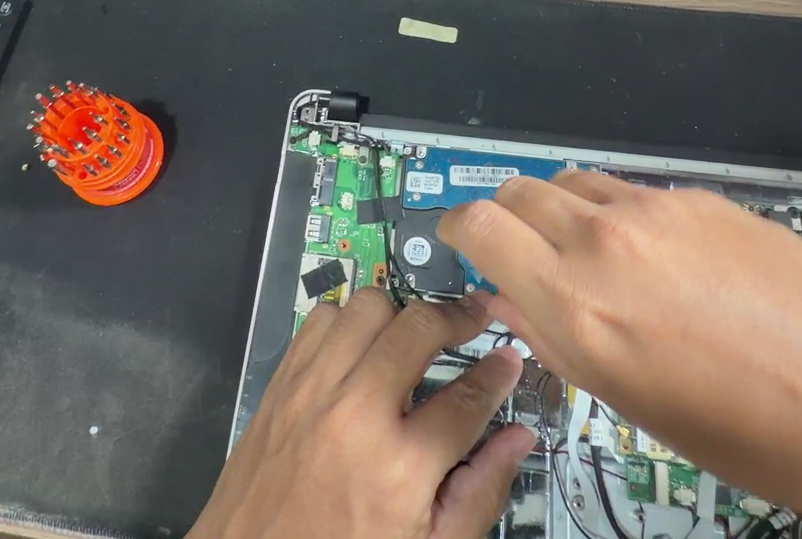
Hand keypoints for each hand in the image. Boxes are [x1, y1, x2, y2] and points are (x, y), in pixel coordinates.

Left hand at [189, 288, 538, 538]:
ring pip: (368, 306)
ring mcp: (312, 389)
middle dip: (457, 317)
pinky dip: (348, 320)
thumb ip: (478, 494)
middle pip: (418, 328)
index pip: (466, 398)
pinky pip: (320, 318)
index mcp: (398, 468)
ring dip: (399, 313)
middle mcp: (355, 413)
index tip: (509, 357)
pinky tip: (361, 345)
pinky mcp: (282, 381)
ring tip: (413, 333)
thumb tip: (519, 438)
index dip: (497, 373)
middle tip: (473, 320)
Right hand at [435, 171, 801, 533]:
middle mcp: (604, 241)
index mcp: (577, 304)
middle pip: (517, 189)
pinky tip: (655, 255)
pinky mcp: (699, 197)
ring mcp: (655, 210)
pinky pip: (630, 191)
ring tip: (586, 252)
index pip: (479, 225)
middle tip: (522, 253)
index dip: (457, 229)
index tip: (460, 241)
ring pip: (571, 181)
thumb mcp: (623, 399)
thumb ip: (553, 335)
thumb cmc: (739, 430)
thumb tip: (513, 296)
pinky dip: (616, 213)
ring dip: (558, 209)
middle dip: (505, 218)